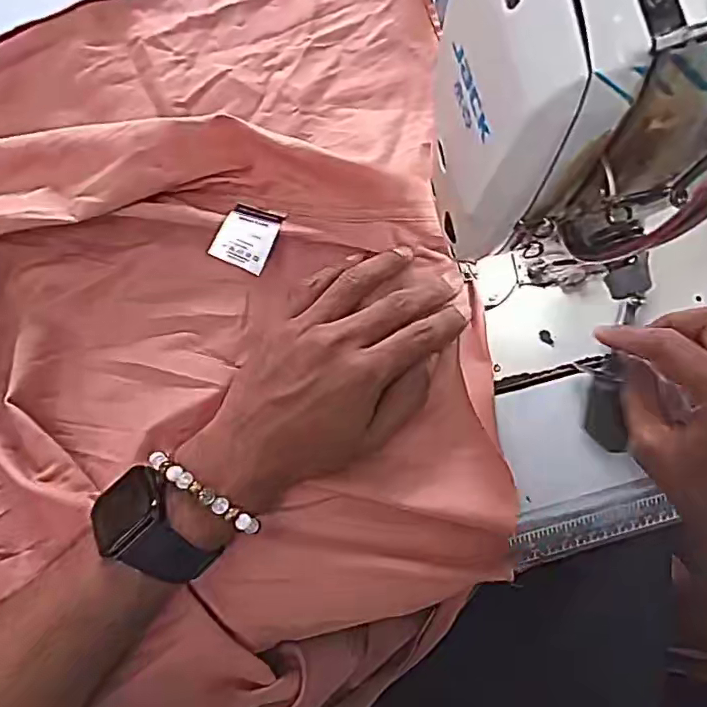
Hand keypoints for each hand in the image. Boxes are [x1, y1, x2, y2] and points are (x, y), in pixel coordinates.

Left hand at [169, 248, 469, 549]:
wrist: (250, 447)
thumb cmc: (308, 449)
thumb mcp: (369, 438)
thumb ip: (405, 399)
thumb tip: (427, 364)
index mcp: (364, 373)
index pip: (417, 337)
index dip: (443, 323)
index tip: (456, 315)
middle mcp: (337, 342)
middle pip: (393, 305)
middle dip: (425, 292)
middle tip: (442, 284)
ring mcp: (307, 328)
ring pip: (353, 284)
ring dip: (383, 266)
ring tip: (404, 256)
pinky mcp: (282, 323)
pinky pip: (312, 286)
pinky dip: (336, 271)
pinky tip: (353, 264)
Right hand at [595, 306, 706, 646]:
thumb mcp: (657, 451)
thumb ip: (639, 398)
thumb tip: (633, 370)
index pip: (669, 343)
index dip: (630, 337)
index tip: (610, 336)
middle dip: (672, 324)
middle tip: (642, 342)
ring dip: (700, 334)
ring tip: (668, 356)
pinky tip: (700, 376)